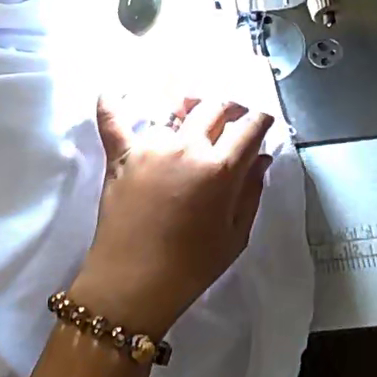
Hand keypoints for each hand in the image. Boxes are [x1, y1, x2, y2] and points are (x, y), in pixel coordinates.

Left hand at [70, 97, 275, 336]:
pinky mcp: (121, 156)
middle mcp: (188, 148)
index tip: (263, 121)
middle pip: (215, 107)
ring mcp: (152, 148)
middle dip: (231, 107)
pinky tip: (114, 89)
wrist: (132, 287)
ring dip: (189, 103)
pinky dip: (112, 102)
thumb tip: (262, 159)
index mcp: (221, 169)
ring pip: (175, 107)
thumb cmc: (192, 267)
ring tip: (193, 108)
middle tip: (234, 116)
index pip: (250, 127)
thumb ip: (252, 191)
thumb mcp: (236, 235)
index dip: (262, 119)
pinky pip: (113, 120)